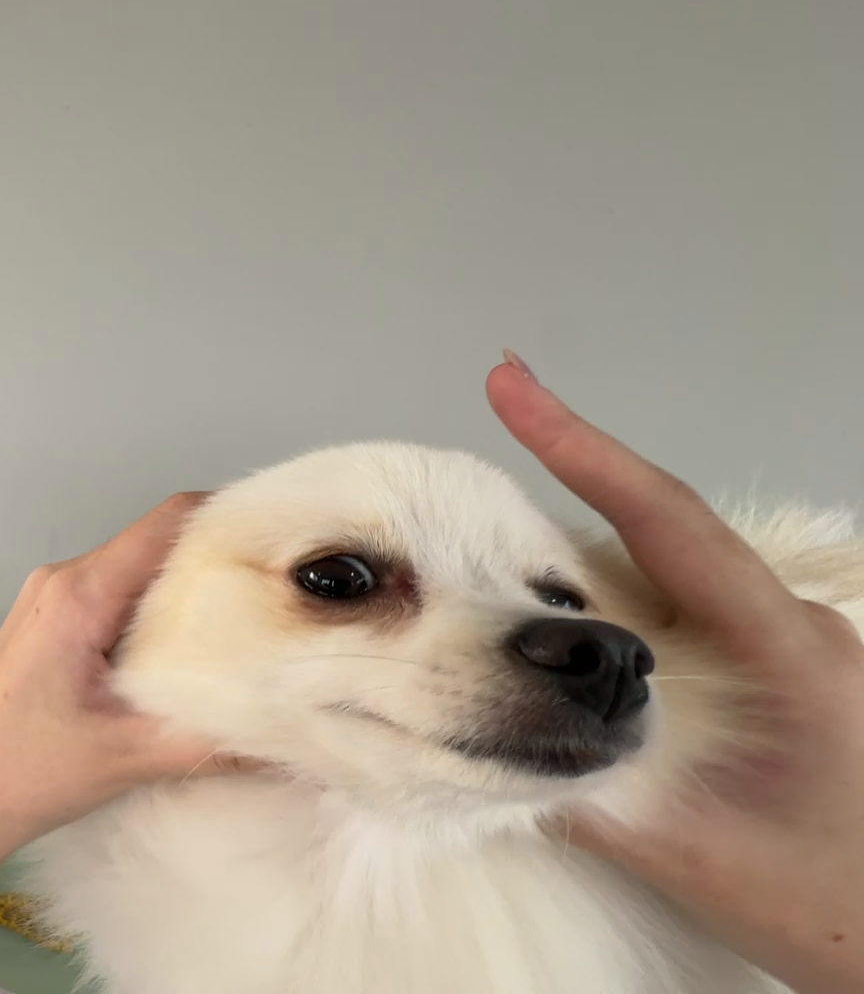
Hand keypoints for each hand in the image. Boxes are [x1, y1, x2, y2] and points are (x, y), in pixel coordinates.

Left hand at [0, 493, 252, 993]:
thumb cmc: (24, 772)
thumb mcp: (131, 755)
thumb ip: (217, 737)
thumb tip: (293, 725)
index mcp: (78, 594)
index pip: (165, 524)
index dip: (230, 519)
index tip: (284, 543)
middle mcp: (61, 580)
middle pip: (154, 543)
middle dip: (217, 561)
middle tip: (281, 594)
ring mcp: (49, 597)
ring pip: (134, 570)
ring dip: (185, 590)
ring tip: (244, 625)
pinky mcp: (48, 621)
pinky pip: (112, 594)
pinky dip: (153, 611)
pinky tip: (185, 651)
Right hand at [489, 352, 863, 993]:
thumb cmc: (838, 902)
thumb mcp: (690, 853)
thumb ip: (571, 787)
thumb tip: (461, 738)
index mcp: (780, 648)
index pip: (660, 516)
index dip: (576, 444)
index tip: (510, 383)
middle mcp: (782, 625)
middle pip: (643, 525)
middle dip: (552, 477)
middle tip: (464, 460)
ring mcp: (770, 641)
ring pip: (645, 565)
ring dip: (555, 550)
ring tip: (471, 551)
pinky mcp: (753, 663)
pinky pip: (653, 600)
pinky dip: (585, 590)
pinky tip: (539, 617)